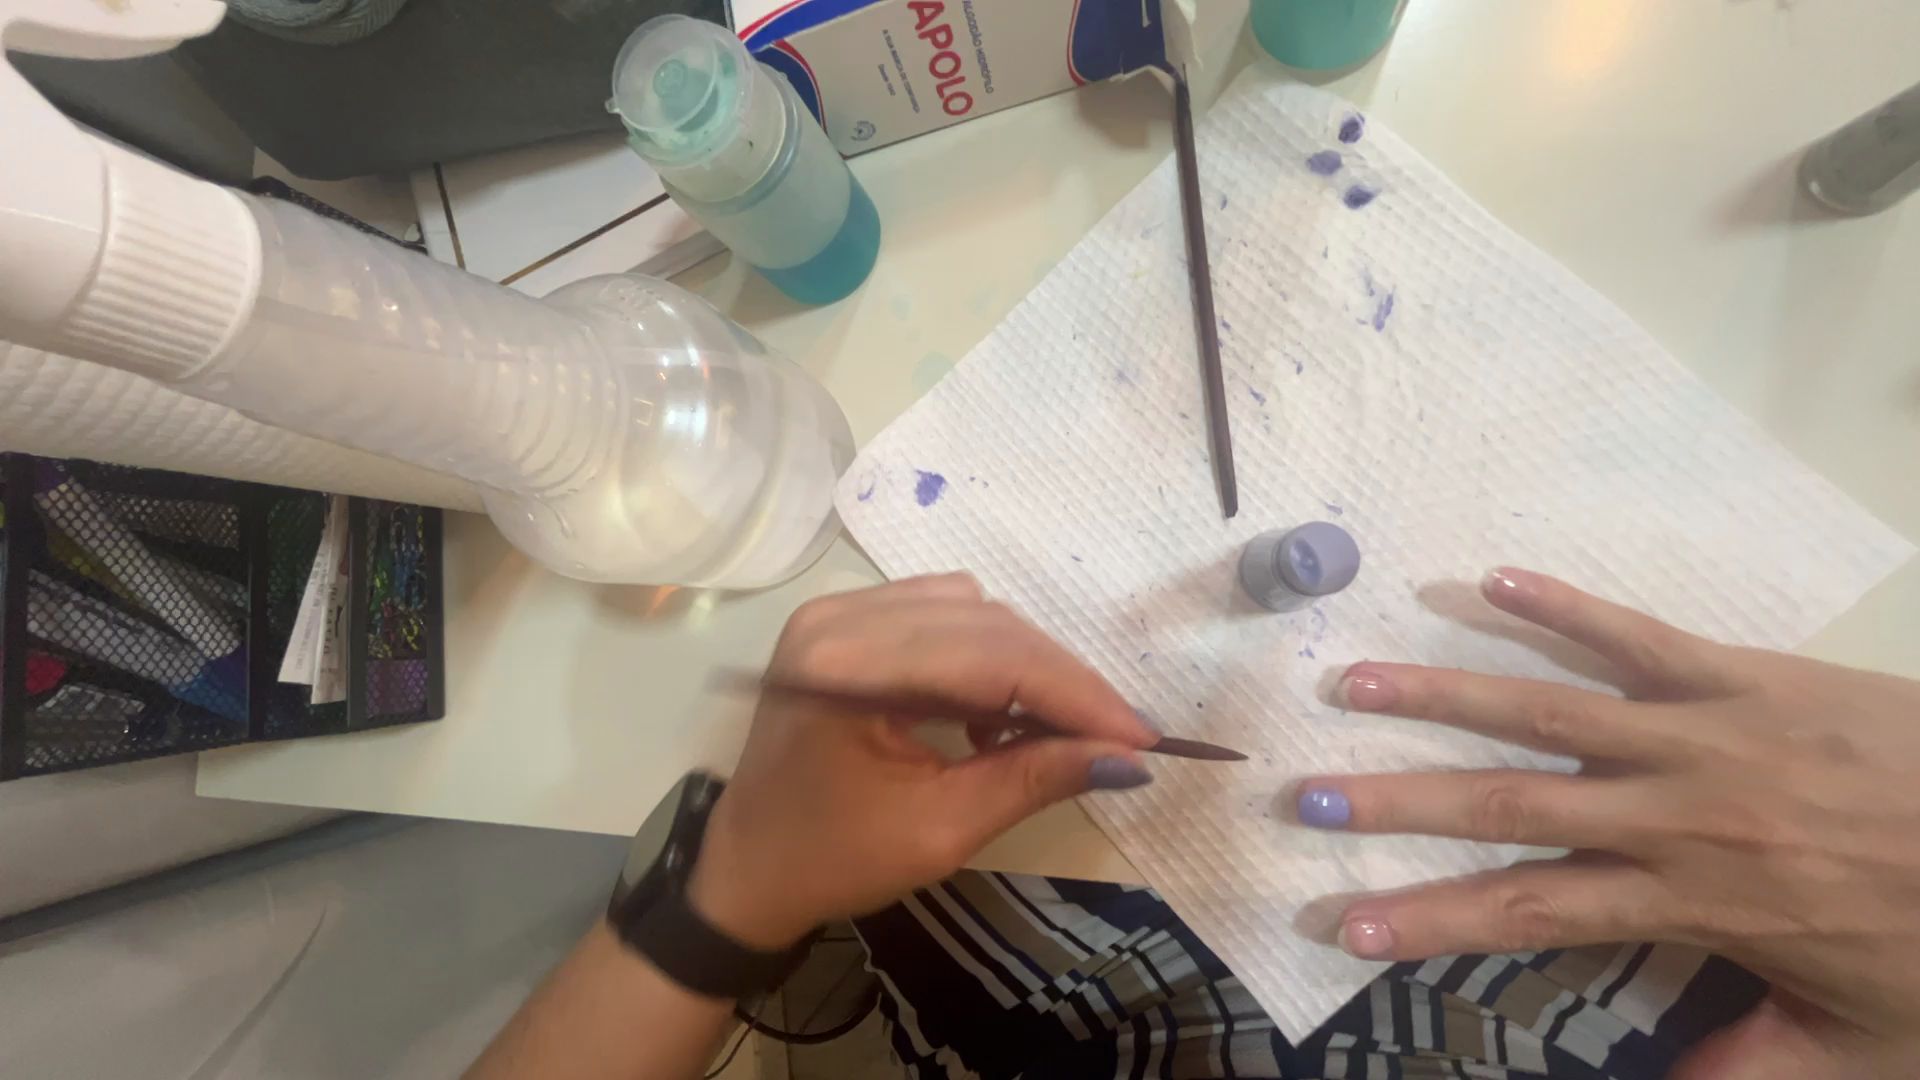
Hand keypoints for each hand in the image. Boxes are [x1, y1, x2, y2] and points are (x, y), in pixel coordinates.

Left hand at [688, 573, 1158, 949]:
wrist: (747, 866)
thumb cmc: (833, 861)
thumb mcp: (940, 830)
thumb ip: (1034, 780)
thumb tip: (1129, 757)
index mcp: (847, 670)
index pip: (990, 657)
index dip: (1074, 693)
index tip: (1140, 736)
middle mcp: (840, 617)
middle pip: (985, 622)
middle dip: (1059, 678)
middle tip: (1116, 735)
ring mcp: (837, 610)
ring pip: (970, 609)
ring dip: (1024, 660)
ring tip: (1053, 725)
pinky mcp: (845, 619)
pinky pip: (940, 613)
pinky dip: (984, 652)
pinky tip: (994, 705)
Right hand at [1295, 568, 1919, 1077]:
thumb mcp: (1871, 1041)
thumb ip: (1756, 1065)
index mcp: (1693, 899)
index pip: (1528, 912)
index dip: (1432, 919)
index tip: (1346, 919)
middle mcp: (1673, 814)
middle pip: (1507, 805)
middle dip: (1399, 802)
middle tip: (1308, 794)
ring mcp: (1701, 735)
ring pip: (1546, 711)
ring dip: (1441, 695)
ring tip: (1354, 682)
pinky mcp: (1738, 676)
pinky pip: (1636, 635)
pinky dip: (1563, 607)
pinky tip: (1489, 579)